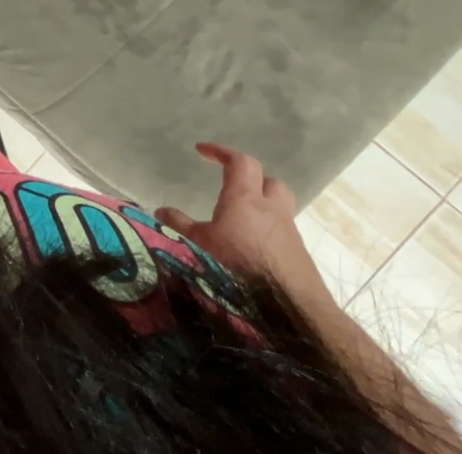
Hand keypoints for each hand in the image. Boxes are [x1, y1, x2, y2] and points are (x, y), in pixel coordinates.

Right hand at [155, 143, 331, 310]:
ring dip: (260, 209)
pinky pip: (281, 234)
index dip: (221, 152)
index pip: (240, 162)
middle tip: (230, 187)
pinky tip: (248, 251)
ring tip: (236, 223)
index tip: (202, 151)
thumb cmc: (239, 267)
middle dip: (251, 180)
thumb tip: (161, 210)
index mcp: (246, 199)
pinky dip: (265, 233)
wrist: (292, 309)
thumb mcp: (195, 244)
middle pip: (270, 182)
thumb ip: (177, 224)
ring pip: (278, 209)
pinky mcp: (299, 257)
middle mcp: (272, 211)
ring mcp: (290, 234)